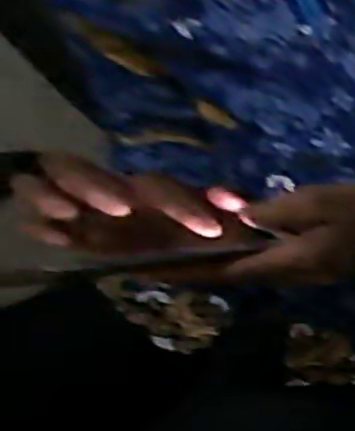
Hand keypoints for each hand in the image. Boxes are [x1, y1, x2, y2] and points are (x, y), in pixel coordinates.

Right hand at [10, 152, 233, 253]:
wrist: (215, 261)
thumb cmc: (226, 237)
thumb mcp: (241, 225)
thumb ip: (240, 210)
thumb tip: (234, 201)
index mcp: (156, 191)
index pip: (154, 183)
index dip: (175, 201)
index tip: (208, 229)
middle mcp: (114, 194)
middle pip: (77, 169)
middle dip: (94, 184)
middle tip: (122, 209)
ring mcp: (87, 212)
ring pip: (41, 184)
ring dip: (48, 194)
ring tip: (69, 212)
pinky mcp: (73, 235)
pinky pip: (37, 223)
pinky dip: (38, 226)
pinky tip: (59, 238)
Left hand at [163, 185, 354, 285]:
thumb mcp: (312, 202)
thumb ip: (268, 211)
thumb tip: (235, 215)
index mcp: (300, 262)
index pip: (233, 271)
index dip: (189, 271)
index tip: (147, 271)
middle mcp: (308, 275)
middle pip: (248, 277)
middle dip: (205, 271)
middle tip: (162, 260)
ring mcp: (325, 272)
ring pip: (266, 273)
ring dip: (232, 266)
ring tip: (196, 254)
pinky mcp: (335, 265)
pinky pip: (284, 267)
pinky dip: (256, 260)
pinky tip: (244, 247)